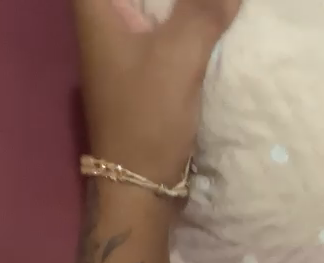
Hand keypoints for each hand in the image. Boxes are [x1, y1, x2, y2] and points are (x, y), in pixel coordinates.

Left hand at [73, 0, 242, 184]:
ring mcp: (125, 43)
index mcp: (99, 2)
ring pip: (161, 8)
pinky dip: (192, 29)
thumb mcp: (179, 59)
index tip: (203, 1)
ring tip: (224, 10)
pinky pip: (170, 32)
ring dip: (193, 10)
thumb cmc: (148, 118)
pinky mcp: (145, 68)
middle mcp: (106, 15)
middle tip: (222, 4)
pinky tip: (217, 30)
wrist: (139, 184)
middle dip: (189, 1)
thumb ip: (203, 13)